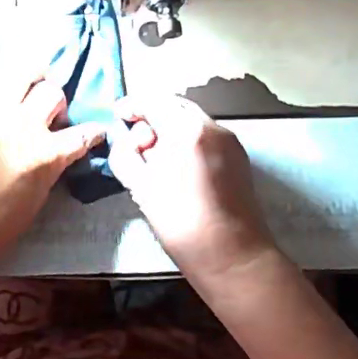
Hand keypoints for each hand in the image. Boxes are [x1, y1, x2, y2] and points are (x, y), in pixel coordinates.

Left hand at [0, 37, 107, 262]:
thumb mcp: (35, 202)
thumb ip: (47, 171)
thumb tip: (52, 157)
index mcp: (48, 153)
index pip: (81, 135)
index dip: (91, 133)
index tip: (95, 131)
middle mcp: (25, 126)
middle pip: (52, 95)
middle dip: (55, 100)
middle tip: (48, 110)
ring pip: (19, 75)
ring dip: (29, 70)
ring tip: (32, 71)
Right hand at [108, 95, 279, 279]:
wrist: (232, 256)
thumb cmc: (180, 221)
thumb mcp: (138, 185)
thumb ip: (125, 153)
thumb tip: (129, 138)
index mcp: (186, 130)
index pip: (153, 101)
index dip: (132, 105)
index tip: (118, 114)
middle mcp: (213, 128)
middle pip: (176, 107)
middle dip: (152, 114)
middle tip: (133, 134)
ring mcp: (230, 142)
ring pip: (192, 122)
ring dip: (170, 127)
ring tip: (153, 153)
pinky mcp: (239, 159)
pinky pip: (205, 137)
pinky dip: (186, 140)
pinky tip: (175, 164)